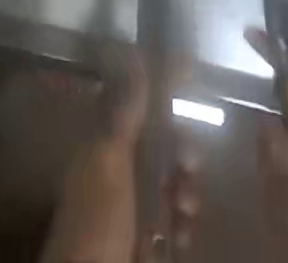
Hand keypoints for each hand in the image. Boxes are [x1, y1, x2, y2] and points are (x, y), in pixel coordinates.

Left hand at [39, 54, 198, 262]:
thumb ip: (124, 110)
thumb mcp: (109, 160)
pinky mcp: (145, 233)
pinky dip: (183, 222)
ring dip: (187, 189)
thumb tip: (132, 53)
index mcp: (103, 141)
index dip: (159, 82)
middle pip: (159, 139)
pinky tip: (182, 235)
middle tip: (190, 163)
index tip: (189, 67)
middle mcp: (117, 165)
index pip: (134, 97)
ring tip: (187, 209)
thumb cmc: (96, 220)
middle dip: (181, 149)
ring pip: (171, 177)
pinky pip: (174, 215)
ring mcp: (131, 200)